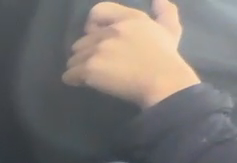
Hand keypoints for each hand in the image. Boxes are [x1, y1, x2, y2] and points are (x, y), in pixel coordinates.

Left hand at [64, 0, 201, 107]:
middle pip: (79, 43)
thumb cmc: (164, 54)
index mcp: (130, 19)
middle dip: (85, 53)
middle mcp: (111, 31)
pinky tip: (89, 82)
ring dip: (79, 68)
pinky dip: (74, 80)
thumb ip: (163, 12)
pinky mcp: (89, 68)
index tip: (95, 36)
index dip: (92, 24)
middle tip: (100, 62)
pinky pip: (67, 75)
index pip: (98, 11)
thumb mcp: (169, 27)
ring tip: (97, 73)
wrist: (159, 78)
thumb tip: (157, 0)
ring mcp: (98, 50)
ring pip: (72, 60)